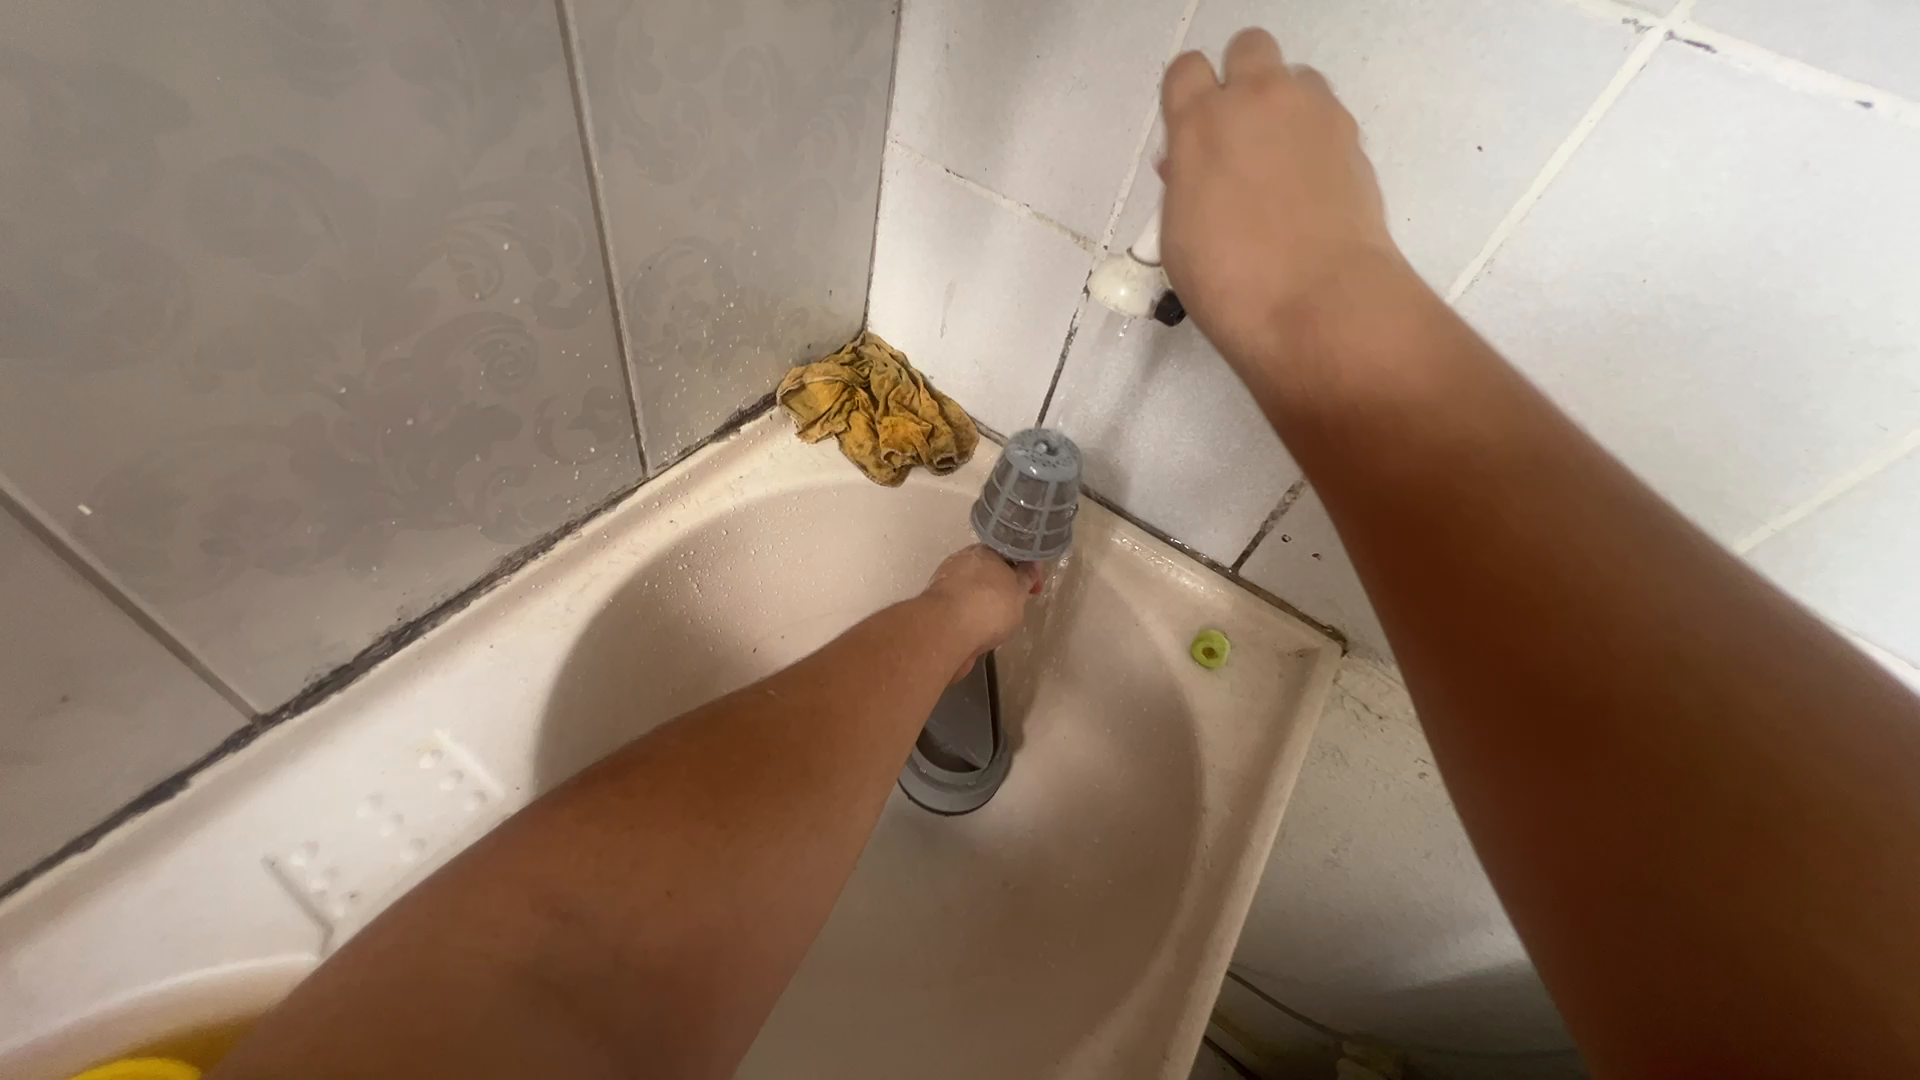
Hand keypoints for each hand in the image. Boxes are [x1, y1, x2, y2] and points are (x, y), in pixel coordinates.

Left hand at [922, 545, 1044, 682]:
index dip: (1026, 569)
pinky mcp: (938, 610)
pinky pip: (962, 611)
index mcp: (983, 551)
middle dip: (1004, 588)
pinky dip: (973, 620)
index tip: (1035, 587)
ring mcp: (946, 586)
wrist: (945, 632)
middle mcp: (961, 563)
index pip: (1009, 553)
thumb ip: (1026, 578)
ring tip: (999, 625)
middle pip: (989, 573)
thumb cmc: (988, 605)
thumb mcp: (1018, 591)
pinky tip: (980, 633)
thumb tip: (1031, 567)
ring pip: (974, 593)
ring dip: (987, 605)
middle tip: (1017, 606)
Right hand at [1159, 29, 1401, 370]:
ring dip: (1281, 108)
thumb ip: (1182, 185)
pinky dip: (1312, 140)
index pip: (1185, 70)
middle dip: (1239, 81)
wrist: (1316, 302)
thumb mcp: (1178, 237)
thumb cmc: (1227, 282)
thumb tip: (1189, 165)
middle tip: (1236, 140)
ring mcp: (1313, 112)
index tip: (1187, 137)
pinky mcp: (1352, 137)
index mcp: (1201, 124)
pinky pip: (1326, 116)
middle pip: (1248, 48)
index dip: (1185, 99)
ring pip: (1295, 78)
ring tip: (1277, 168)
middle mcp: (1259, 101)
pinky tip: (1307, 190)